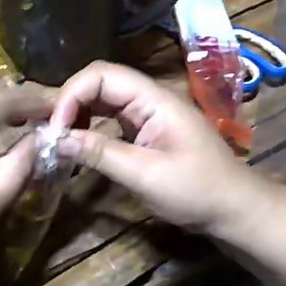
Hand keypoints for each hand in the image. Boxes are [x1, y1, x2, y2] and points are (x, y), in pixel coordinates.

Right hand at [50, 61, 263, 233]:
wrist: (234, 210)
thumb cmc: (197, 192)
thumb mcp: (146, 175)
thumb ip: (101, 154)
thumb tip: (56, 139)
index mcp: (154, 100)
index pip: (102, 75)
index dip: (72, 95)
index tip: (56, 129)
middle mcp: (149, 99)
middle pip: (100, 82)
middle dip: (70, 102)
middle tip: (50, 134)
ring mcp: (147, 115)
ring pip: (102, 100)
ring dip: (77, 114)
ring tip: (58, 139)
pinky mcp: (144, 132)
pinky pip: (109, 119)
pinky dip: (89, 128)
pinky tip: (77, 145)